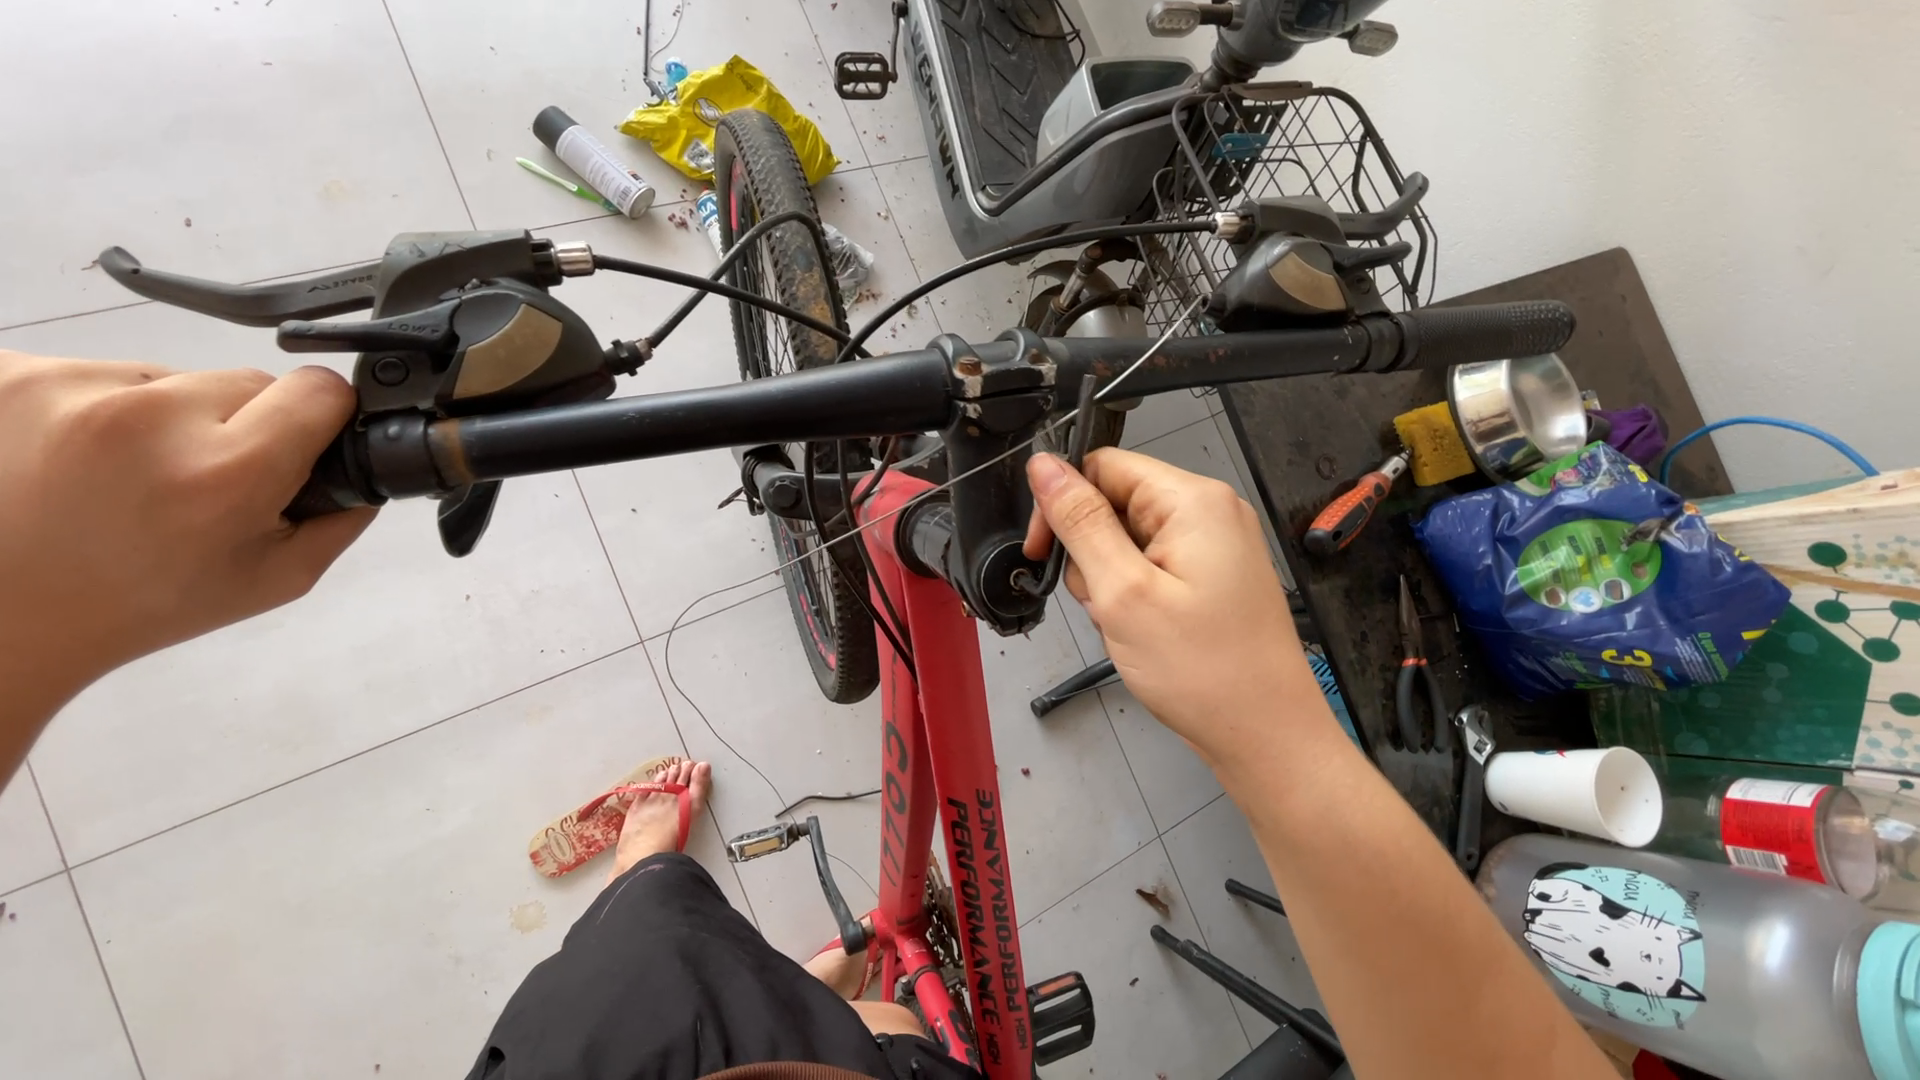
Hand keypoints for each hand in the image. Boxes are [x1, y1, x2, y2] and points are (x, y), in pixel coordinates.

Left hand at [0, 351, 375, 705]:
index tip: (308, 445)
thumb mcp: (281, 578)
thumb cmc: (147, 604)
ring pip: (174, 378)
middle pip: (250, 381)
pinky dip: (104, 410)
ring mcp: (66, 387)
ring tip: (135, 474)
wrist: (0, 615)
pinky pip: (100, 374)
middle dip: (248, 423)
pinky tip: (81, 460)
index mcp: (228, 471)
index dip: (327, 417)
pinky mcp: (6, 372)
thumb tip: (366, 466)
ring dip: (173, 417)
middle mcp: (148, 416)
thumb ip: (342, 516)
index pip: (320, 390)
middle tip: (211, 479)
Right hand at [1023, 448, 1332, 762]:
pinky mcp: (1213, 576)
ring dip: (1110, 581)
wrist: (1266, 737)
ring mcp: (1215, 546)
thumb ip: (1080, 522)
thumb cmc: (1201, 670)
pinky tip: (1142, 632)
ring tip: (1126, 626)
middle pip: (1115, 503)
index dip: (1062, 502)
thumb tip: (1043, 464)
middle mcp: (1210, 511)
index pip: (1104, 465)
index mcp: (1193, 500)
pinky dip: (1133, 595)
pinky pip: (1152, 566)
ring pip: (1128, 540)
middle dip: (1090, 553)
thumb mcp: (1122, 592)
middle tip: (1103, 605)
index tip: (1041, 552)